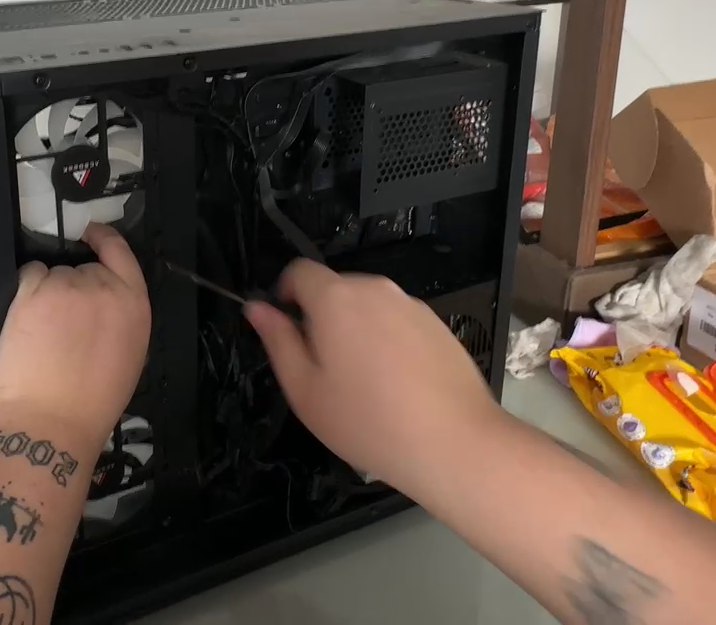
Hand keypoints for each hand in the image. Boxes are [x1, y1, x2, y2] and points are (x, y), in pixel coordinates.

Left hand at [0, 223, 151, 450]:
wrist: (49, 419)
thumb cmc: (92, 400)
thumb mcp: (129, 355)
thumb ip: (121, 317)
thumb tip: (105, 304)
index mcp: (133, 303)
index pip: (121, 253)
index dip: (105, 238)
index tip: (94, 233)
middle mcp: (102, 287)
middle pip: (84, 268)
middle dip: (75, 288)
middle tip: (64, 324)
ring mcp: (66, 286)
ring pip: (54, 273)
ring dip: (49, 292)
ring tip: (45, 332)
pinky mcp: (32, 291)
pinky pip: (30, 274)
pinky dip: (27, 289)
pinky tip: (29, 319)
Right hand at [244, 259, 502, 500]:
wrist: (457, 445)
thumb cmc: (369, 421)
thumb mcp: (305, 390)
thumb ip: (277, 340)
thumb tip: (257, 308)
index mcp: (335, 298)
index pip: (299, 270)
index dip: (286, 294)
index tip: (288, 329)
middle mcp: (374, 289)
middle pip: (334, 288)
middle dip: (322, 317)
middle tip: (325, 369)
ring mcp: (410, 304)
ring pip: (366, 305)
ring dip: (356, 329)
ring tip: (364, 383)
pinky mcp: (437, 323)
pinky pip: (397, 320)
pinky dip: (387, 340)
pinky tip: (397, 384)